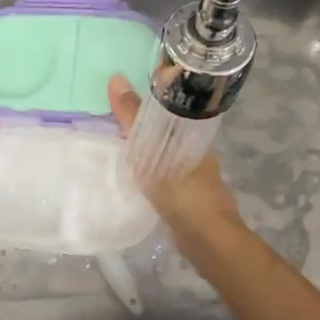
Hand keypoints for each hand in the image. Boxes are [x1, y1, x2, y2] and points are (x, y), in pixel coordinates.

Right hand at [108, 75, 240, 232]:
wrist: (206, 240)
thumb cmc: (183, 191)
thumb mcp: (151, 151)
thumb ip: (133, 120)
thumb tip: (116, 79)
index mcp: (194, 136)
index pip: (172, 111)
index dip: (152, 103)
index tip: (126, 98)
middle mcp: (197, 154)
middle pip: (168, 134)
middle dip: (146, 130)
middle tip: (113, 125)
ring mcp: (194, 179)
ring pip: (165, 158)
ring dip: (146, 155)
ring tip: (116, 150)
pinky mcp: (187, 201)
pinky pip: (163, 179)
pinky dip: (148, 176)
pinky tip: (132, 181)